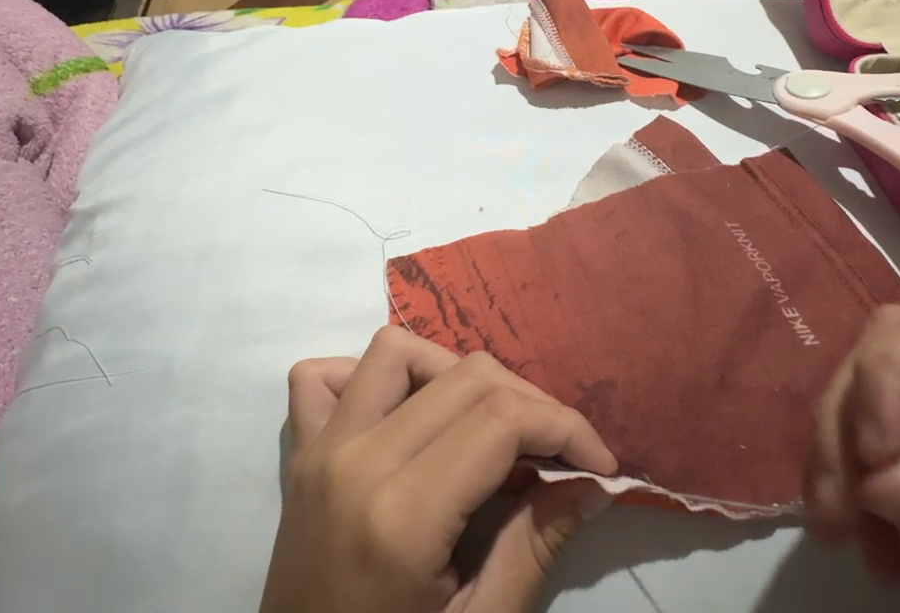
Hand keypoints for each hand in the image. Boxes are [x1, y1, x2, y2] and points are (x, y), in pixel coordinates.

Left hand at [260, 327, 617, 612]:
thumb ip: (534, 547)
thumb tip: (591, 481)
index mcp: (402, 515)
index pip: (502, 420)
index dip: (566, 428)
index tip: (601, 463)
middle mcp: (356, 460)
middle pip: (464, 376)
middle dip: (530, 403)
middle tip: (560, 453)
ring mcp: (319, 449)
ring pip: (395, 351)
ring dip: (453, 372)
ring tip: (485, 425)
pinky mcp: (298, 453)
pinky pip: (321, 376)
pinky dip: (365, 376)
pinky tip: (402, 413)